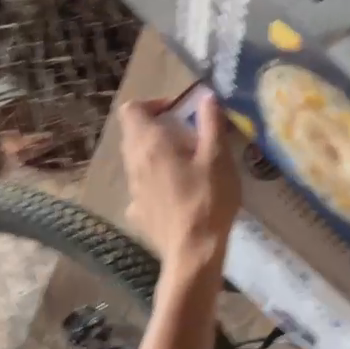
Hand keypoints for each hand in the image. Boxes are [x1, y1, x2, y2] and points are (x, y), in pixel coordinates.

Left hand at [119, 92, 240, 278]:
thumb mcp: (218, 157)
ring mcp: (132, 189)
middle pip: (134, 133)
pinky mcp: (138, 212)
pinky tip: (177, 194)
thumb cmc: (207, 198)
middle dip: (158, 128)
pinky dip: (156, 182)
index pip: (132, 109)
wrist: (193, 252)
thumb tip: (207, 96)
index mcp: (150, 143)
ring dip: (157, 154)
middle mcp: (134, 162)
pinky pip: (143, 186)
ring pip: (138, 160)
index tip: (179, 112)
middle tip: (188, 136)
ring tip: (187, 164)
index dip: (153, 104)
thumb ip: (211, 122)